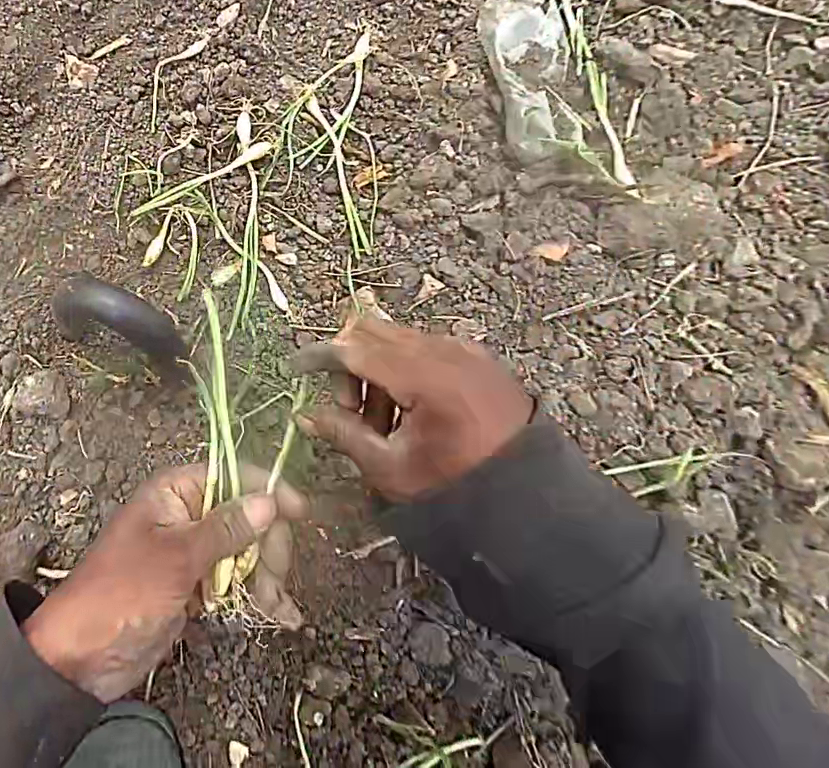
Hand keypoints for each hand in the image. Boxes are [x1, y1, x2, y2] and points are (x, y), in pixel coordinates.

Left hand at [23, 464, 306, 701]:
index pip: (231, 475)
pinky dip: (255, 595)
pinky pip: (233, 580)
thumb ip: (226, 528)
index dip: (267, 489)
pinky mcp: (194, 585)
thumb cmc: (124, 591)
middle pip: (244, 515)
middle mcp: (186, 514)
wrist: (81, 656)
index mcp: (175, 491)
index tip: (300, 512)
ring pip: (244, 551)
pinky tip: (279, 614)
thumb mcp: (177, 556)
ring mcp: (191, 551)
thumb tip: (270, 501)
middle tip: (277, 577)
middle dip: (266, 546)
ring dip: (265, 576)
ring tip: (275, 607)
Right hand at [292, 314, 534, 502]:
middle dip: (347, 363)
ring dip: (374, 368)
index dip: (319, 356)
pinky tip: (410, 410)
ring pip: (395, 338)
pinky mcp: (475, 356)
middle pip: (371, 330)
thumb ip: (344, 435)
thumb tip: (305, 415)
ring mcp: (462, 349)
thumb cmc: (458, 487)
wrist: (534, 497)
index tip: (295, 368)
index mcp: (423, 375)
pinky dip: (402, 368)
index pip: (354, 349)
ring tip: (384, 421)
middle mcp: (442, 349)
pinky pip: (423, 347)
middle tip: (349, 408)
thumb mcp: (391, 469)